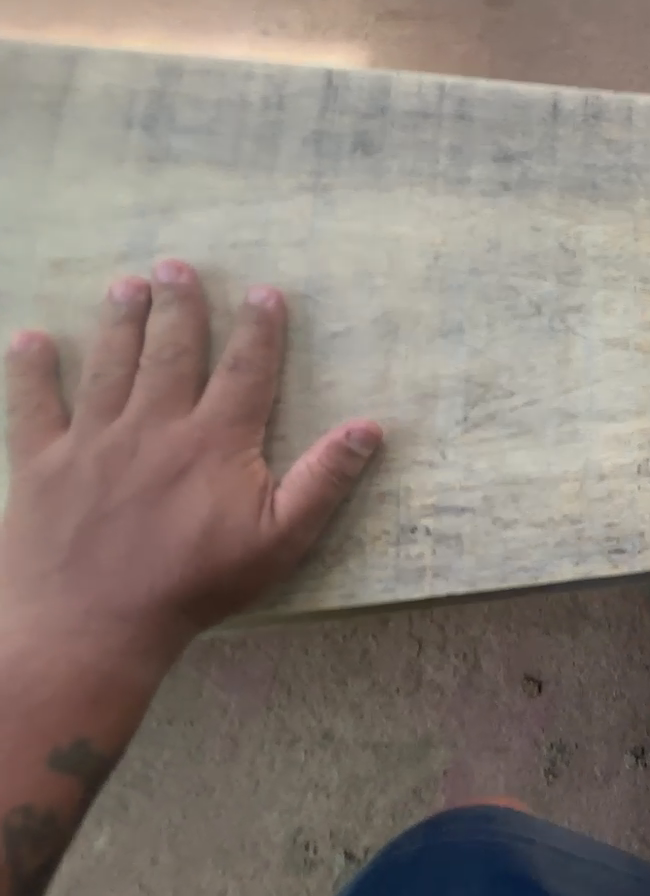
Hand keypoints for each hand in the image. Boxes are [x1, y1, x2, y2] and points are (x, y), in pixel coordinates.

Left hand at [1, 260, 381, 665]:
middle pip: (172, 355)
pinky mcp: (40, 467)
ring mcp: (92, 445)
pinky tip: (30, 339)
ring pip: (110, 369)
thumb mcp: (286, 535)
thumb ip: (327, 477)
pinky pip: (32, 408)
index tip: (265, 292)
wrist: (89, 628)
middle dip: (180, 308)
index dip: (259, 330)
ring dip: (120, 323)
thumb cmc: (202, 580)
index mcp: (216, 443)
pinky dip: (30, 371)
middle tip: (177, 266)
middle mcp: (154, 430)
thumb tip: (370, 427)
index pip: (246, 371)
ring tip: (127, 284)